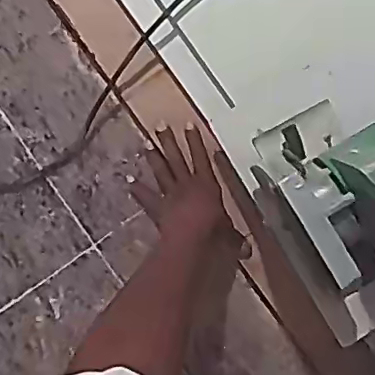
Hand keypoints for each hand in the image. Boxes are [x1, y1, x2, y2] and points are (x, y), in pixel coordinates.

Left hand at [131, 126, 240, 249]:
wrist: (190, 241)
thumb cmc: (214, 234)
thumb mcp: (230, 237)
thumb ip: (234, 240)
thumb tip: (245, 250)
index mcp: (208, 185)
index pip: (202, 159)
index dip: (195, 141)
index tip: (188, 124)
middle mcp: (187, 185)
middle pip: (176, 158)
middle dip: (168, 141)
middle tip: (160, 125)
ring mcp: (170, 196)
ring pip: (161, 172)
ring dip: (154, 158)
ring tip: (147, 143)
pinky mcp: (158, 209)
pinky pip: (147, 197)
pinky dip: (138, 189)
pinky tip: (130, 180)